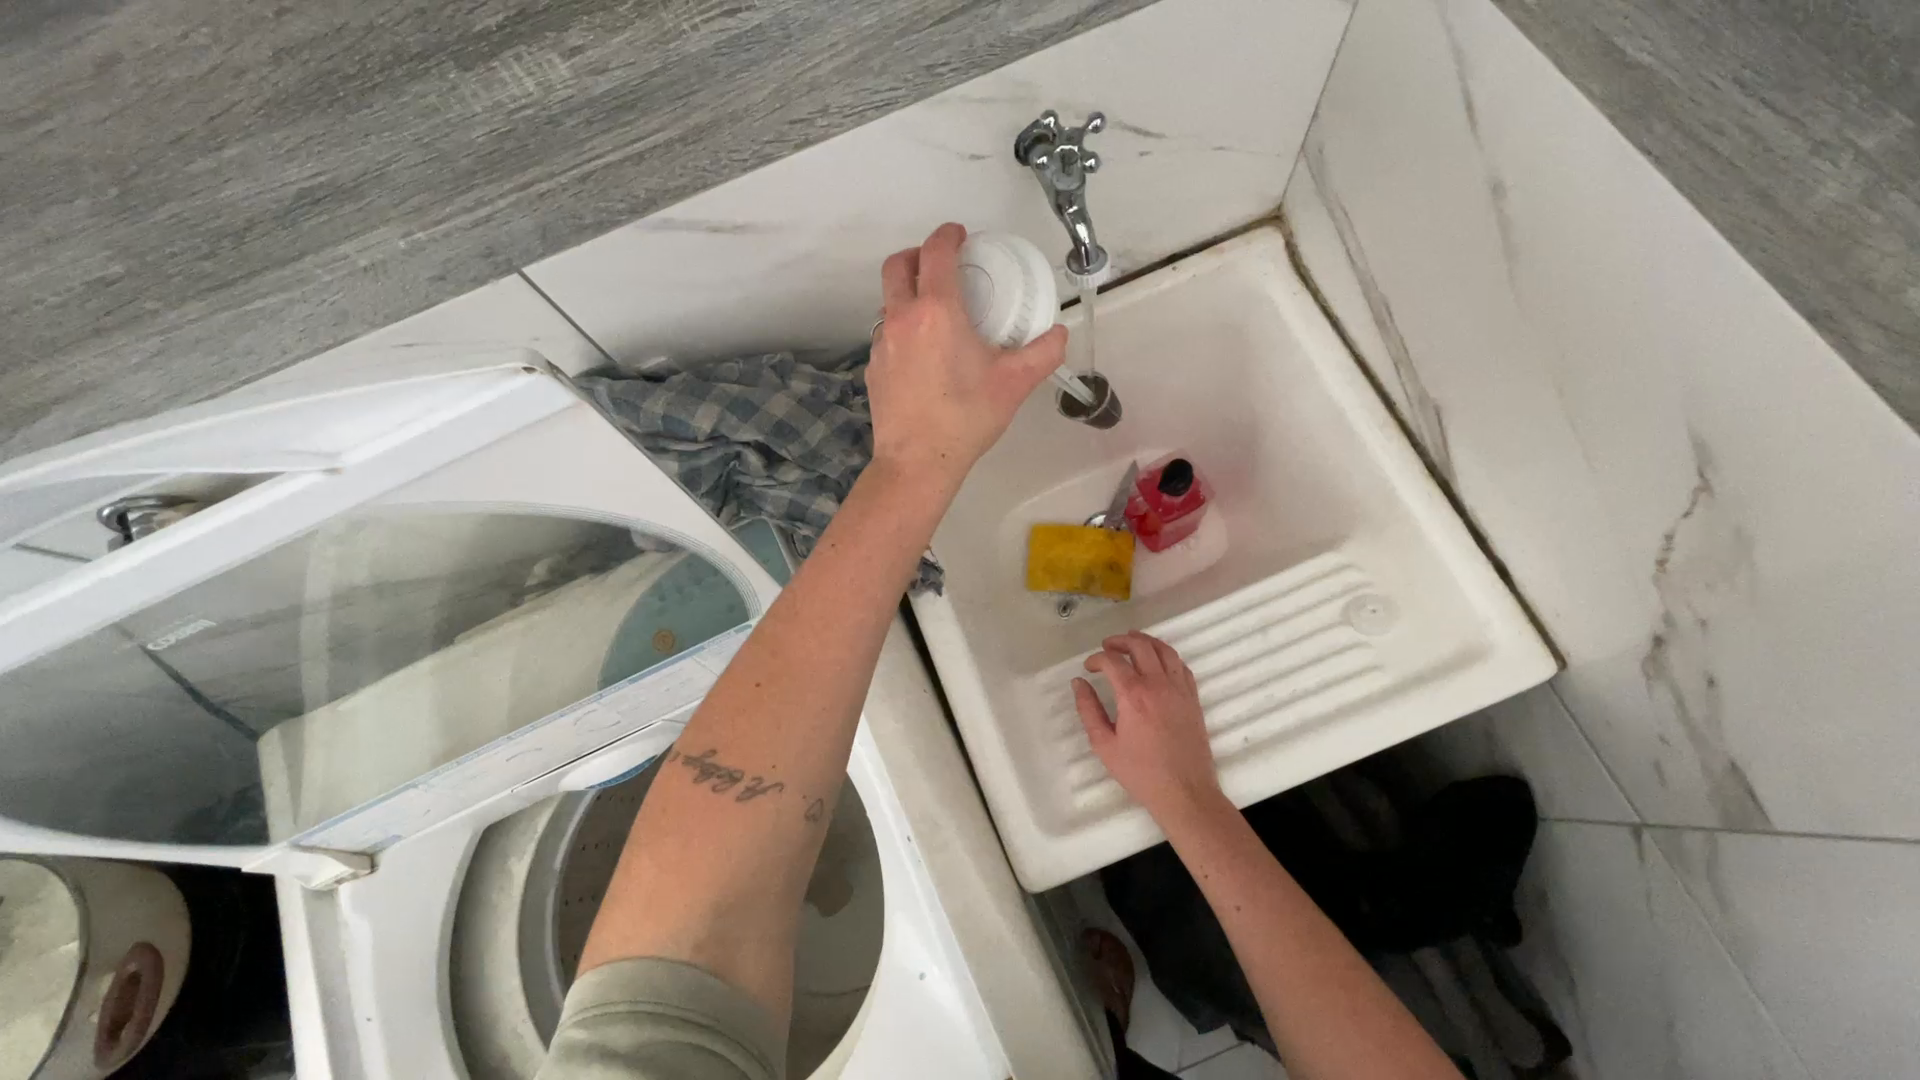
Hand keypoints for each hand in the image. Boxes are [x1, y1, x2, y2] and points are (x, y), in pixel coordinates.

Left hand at [867, 223, 1068, 487]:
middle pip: (898, 265)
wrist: (918, 462)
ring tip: (935, 312)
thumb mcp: (1015, 383)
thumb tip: (1058, 335)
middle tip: (941, 264)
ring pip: (889, 301)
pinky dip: (903, 328)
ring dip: (908, 293)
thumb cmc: (966, 418)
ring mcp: (881, 344)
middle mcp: (902, 319)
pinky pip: (886, 334)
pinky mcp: (873, 369)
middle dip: (918, 255)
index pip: (936, 252)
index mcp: (936, 311)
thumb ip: (1043, 353)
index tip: (960, 235)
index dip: (948, 235)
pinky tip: (923, 354)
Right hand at [1073, 632, 1225, 821]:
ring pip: (1165, 650)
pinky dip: (1167, 656)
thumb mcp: (1104, 745)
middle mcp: (1159, 685)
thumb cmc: (1141, 772)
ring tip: (1132, 642)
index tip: (1089, 667)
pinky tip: (1158, 662)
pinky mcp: (1193, 698)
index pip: (1113, 661)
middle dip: (1120, 641)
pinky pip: (1182, 666)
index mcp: (1134, 695)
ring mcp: (1180, 689)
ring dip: (1146, 641)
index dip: (1097, 659)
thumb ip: (1088, 710)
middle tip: (1107, 647)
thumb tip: (1079, 684)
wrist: (1185, 791)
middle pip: (1140, 646)